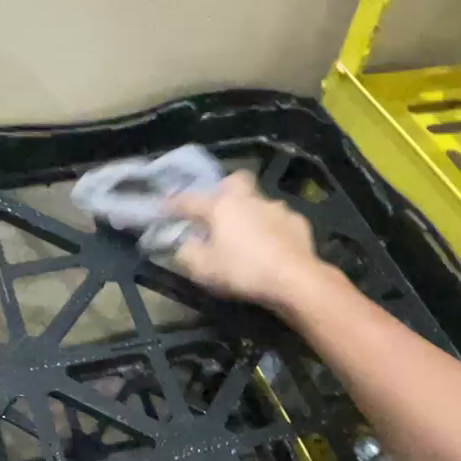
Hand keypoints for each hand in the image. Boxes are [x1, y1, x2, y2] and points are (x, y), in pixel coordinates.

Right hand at [168, 171, 338, 310]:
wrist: (294, 279)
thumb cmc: (242, 271)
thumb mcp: (203, 269)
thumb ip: (187, 252)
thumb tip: (186, 243)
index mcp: (221, 206)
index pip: (190, 200)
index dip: (174, 204)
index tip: (163, 208)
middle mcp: (249, 200)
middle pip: (234, 181)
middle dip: (223, 190)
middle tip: (218, 209)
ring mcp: (277, 208)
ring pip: (258, 202)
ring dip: (250, 214)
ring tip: (246, 237)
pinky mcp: (297, 223)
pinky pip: (278, 221)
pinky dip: (271, 230)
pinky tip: (271, 247)